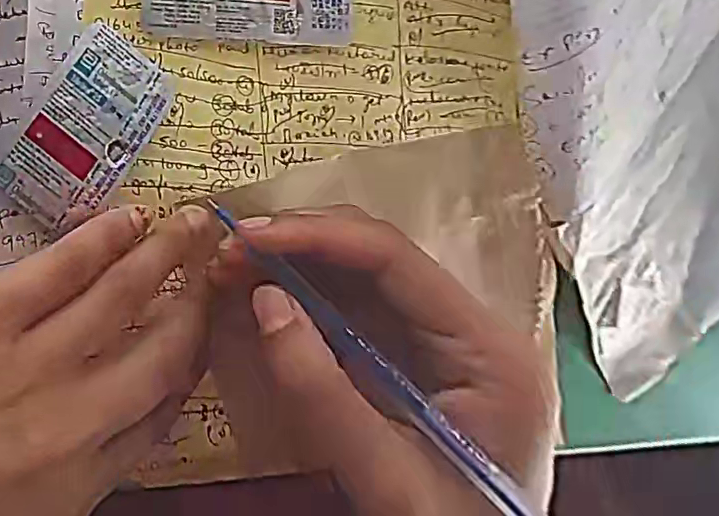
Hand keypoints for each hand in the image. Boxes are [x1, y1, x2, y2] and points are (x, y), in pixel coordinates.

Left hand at [0, 205, 224, 515]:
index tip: (212, 321)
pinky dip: (102, 239)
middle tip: (222, 258)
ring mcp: (25, 362)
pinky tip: (127, 218)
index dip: (196, 357)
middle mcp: (65, 422)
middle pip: (161, 349)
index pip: (162, 411)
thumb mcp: (4, 506)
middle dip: (201, 297)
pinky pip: (63, 268)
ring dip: (166, 254)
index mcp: (70, 481)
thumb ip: (68, 464)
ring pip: (122, 296)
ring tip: (194, 222)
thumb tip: (117, 408)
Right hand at [207, 206, 553, 514]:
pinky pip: (346, 296)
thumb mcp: (389, 483)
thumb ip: (325, 396)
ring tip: (235, 264)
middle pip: (370, 249)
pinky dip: (297, 285)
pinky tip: (260, 285)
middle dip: (296, 241)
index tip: (251, 236)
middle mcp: (464, 322)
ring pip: (353, 265)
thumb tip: (264, 298)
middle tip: (232, 251)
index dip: (316, 234)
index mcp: (486, 346)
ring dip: (290, 257)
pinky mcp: (404, 345)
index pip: (392, 256)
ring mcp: (434, 331)